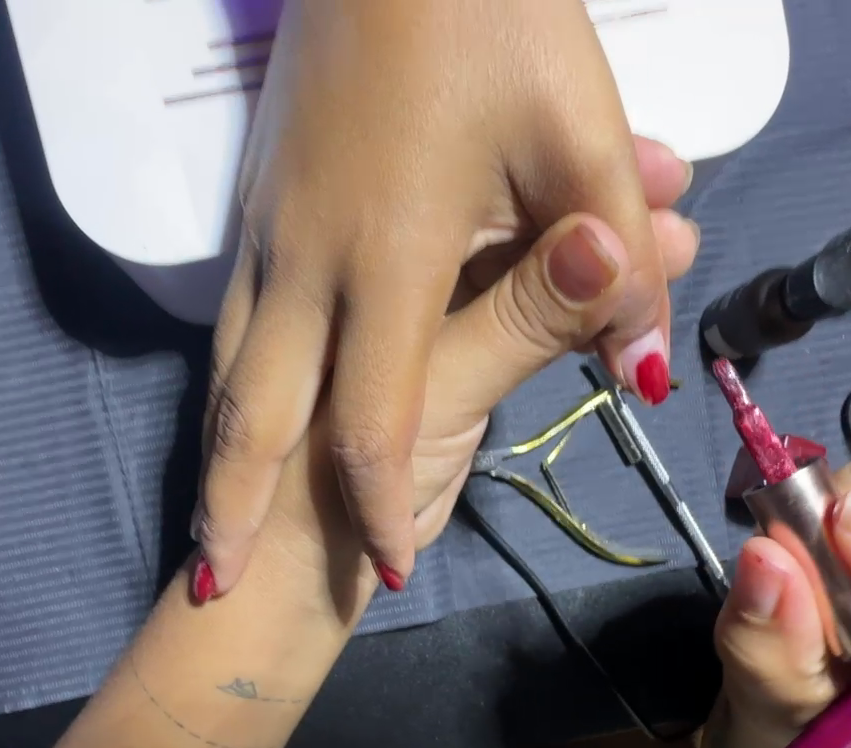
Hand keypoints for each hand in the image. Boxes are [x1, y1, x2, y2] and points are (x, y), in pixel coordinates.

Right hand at [199, 0, 692, 595]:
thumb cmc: (489, 18)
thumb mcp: (577, 140)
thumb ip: (611, 269)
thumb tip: (645, 373)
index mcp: (383, 262)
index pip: (369, 424)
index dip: (379, 506)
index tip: (389, 570)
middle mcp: (303, 267)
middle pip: (249, 419)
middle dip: (229, 515)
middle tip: (217, 589)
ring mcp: (264, 238)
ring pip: (226, 373)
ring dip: (213, 464)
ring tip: (205, 536)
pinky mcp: (253, 212)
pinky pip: (230, 328)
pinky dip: (226, 394)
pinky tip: (229, 424)